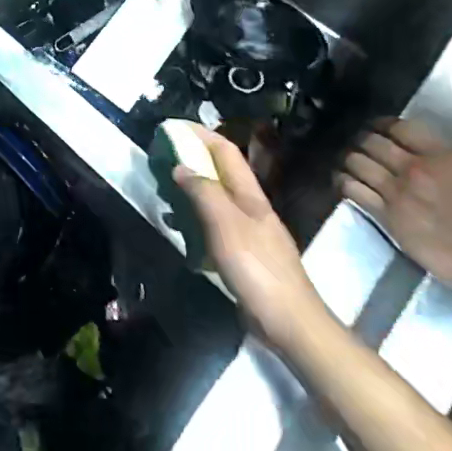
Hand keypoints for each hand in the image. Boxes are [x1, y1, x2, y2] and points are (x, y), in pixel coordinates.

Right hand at [173, 124, 331, 350]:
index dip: (200, 134)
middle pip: (220, 172)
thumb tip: (181, 165)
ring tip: (164, 191)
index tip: (172, 128)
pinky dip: (195, 219)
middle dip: (192, 159)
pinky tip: (181, 230)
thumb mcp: (225, 224)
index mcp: (250, 194)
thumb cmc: (256, 267)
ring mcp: (249, 232)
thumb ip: (203, 192)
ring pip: (215, 198)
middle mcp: (250, 207)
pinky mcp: (244, 255)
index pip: (225, 151)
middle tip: (161, 159)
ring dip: (190, 189)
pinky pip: (214, 225)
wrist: (290, 322)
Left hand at [339, 112, 451, 309]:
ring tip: (351, 158)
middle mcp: (411, 170)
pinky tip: (342, 178)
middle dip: (364, 138)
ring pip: (355, 162)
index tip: (381, 126)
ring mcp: (396, 194)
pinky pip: (352, 191)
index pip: (398, 127)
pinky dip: (342, 180)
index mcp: (440, 156)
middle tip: (364, 142)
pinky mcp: (387, 219)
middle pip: (371, 141)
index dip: (385, 123)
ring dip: (350, 156)